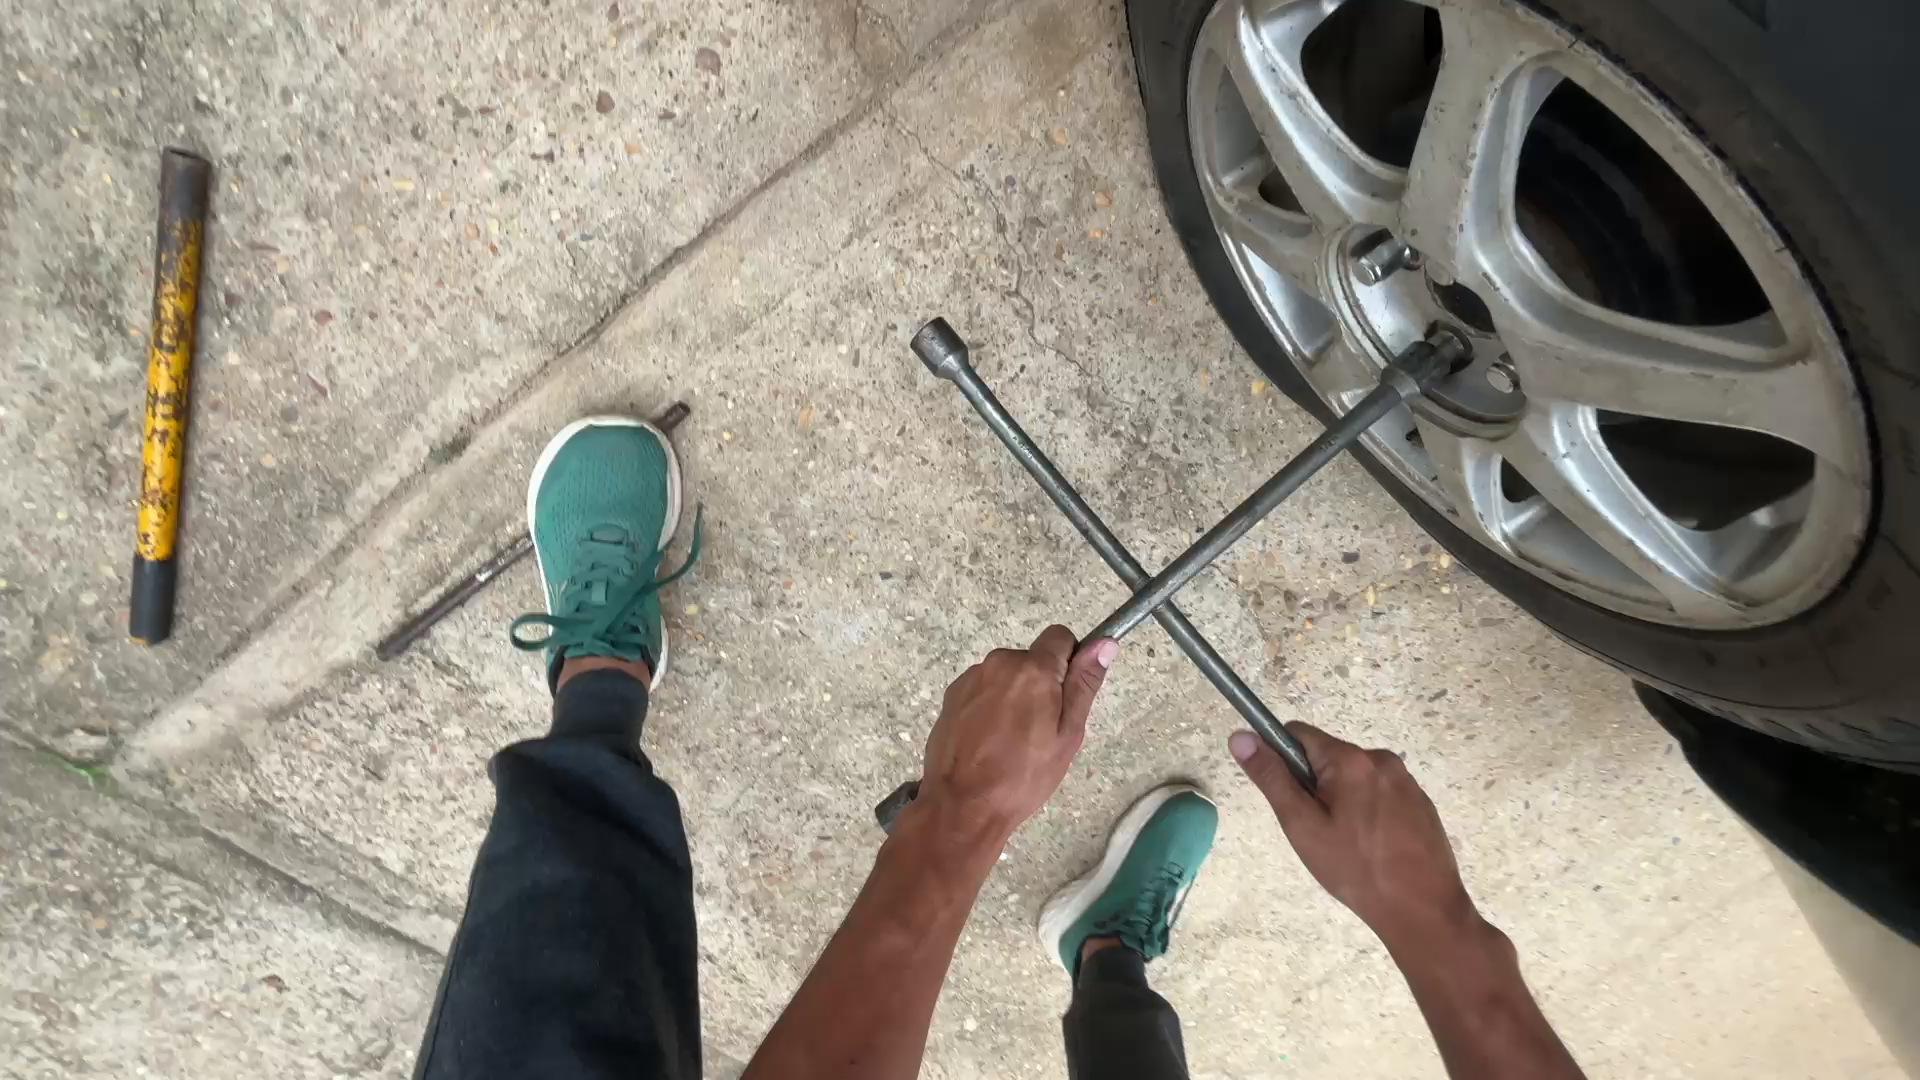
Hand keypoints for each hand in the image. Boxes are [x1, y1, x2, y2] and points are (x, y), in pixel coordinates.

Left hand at [914, 626, 1117, 845]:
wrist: (962, 803)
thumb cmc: (1023, 774)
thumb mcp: (1067, 733)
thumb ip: (1084, 683)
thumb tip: (1105, 643)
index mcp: (1032, 668)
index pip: (1060, 636)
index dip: (1070, 660)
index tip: (1065, 695)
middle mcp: (999, 662)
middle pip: (1032, 659)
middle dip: (1041, 685)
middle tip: (1042, 730)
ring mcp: (972, 678)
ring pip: (1007, 676)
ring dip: (1014, 696)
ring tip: (1012, 741)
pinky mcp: (952, 694)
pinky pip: (983, 689)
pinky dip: (990, 706)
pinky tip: (988, 741)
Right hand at [1230, 723, 1477, 950]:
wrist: (1426, 915)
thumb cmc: (1355, 869)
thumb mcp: (1301, 825)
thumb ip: (1271, 777)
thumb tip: (1240, 737)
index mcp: (1350, 760)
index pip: (1297, 733)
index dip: (1282, 759)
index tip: (1289, 797)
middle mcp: (1381, 759)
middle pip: (1326, 756)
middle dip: (1313, 784)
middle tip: (1317, 828)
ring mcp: (1406, 781)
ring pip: (1353, 776)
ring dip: (1341, 797)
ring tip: (1346, 842)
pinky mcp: (1422, 803)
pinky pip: (1379, 792)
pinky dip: (1367, 810)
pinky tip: (1372, 846)